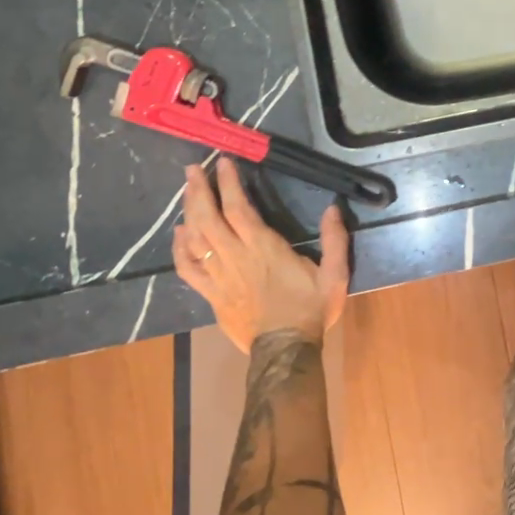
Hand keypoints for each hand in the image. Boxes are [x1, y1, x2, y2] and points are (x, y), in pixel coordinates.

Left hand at [172, 157, 349, 348]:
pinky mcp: (211, 294)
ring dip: (188, 211)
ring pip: (196, 238)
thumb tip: (333, 208)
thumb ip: (335, 240)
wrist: (285, 350)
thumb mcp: (334, 274)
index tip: (223, 163)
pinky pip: (188, 268)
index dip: (228, 183)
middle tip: (192, 168)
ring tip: (185, 190)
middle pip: (209, 217)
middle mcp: (236, 256)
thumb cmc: (310, 309)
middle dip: (199, 190)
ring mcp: (219, 276)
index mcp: (264, 247)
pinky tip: (179, 233)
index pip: (239, 208)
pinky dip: (180, 249)